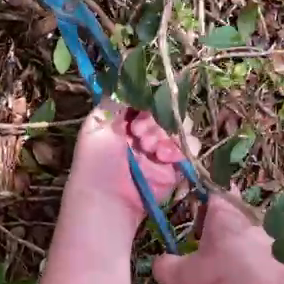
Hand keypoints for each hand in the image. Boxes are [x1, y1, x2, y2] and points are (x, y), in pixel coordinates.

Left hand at [64, 102, 190, 225]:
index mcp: (123, 120)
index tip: (139, 113)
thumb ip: (116, 103)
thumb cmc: (96, 163)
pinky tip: (165, 157)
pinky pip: (188, 150)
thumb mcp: (98, 126)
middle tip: (141, 134)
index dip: (146, 103)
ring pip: (179, 129)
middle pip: (165, 112)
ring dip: (168, 134)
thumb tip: (127, 82)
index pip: (144, 100)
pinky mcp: (173, 168)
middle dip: (156, 120)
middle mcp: (143, 132)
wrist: (106, 201)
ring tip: (152, 148)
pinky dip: (181, 149)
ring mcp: (160, 149)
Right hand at [151, 193, 283, 283]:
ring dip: (229, 246)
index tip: (185, 211)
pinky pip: (256, 250)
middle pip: (226, 212)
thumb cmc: (232, 280)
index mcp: (225, 209)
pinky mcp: (281, 254)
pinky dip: (246, 261)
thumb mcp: (189, 276)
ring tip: (215, 268)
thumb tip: (158, 264)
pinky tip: (236, 281)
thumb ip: (167, 267)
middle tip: (196, 245)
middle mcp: (248, 214)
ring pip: (241, 232)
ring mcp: (268, 233)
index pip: (210, 187)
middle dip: (211, 227)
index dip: (197, 196)